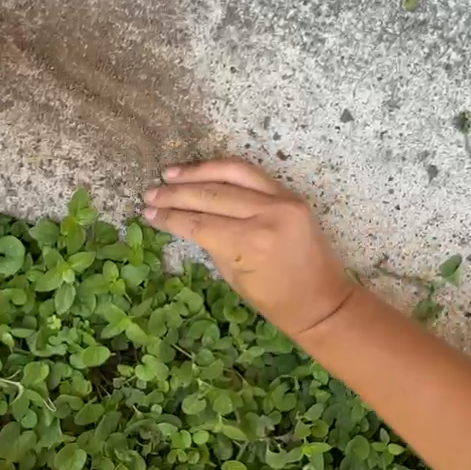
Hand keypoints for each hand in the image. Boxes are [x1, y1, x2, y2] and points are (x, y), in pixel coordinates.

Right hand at [142, 158, 353, 336]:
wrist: (322, 300)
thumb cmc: (276, 300)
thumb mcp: (234, 276)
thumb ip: (211, 241)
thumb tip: (183, 219)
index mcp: (252, 243)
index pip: (200, 223)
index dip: (170, 217)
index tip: (147, 213)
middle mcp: (268, 215)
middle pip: (211, 195)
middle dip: (176, 194)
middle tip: (150, 193)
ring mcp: (283, 200)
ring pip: (231, 174)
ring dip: (197, 172)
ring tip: (170, 174)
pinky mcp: (290, 194)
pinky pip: (252, 174)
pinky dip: (224, 170)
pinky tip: (202, 171)